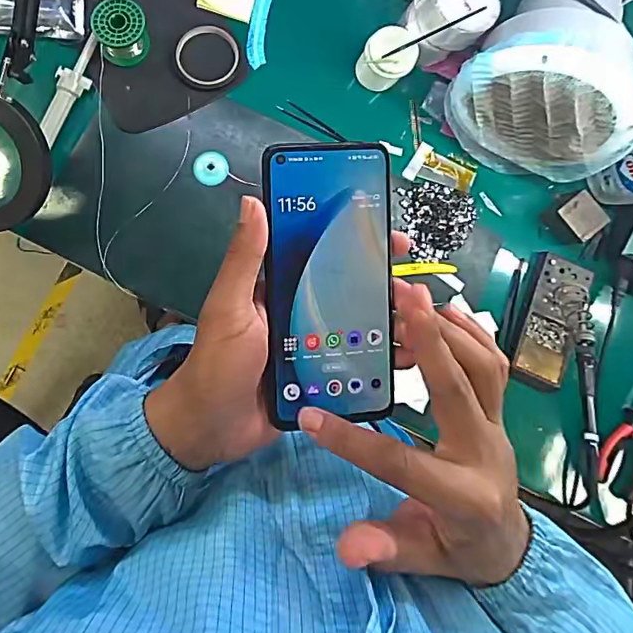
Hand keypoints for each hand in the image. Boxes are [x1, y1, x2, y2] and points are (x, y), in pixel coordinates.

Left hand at [146, 196, 412, 471]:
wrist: (213, 428)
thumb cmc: (215, 362)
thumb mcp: (229, 305)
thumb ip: (244, 259)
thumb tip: (253, 204)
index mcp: (273, 285)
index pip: (314, 250)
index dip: (346, 237)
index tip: (381, 230)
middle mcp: (295, 308)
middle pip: (345, 286)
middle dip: (380, 282)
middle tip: (413, 285)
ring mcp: (310, 342)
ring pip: (357, 323)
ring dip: (388, 320)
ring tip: (419, 323)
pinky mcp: (321, 375)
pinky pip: (357, 361)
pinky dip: (381, 358)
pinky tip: (409, 358)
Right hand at [298, 280, 530, 586]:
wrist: (506, 545)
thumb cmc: (458, 549)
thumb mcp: (421, 558)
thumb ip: (386, 548)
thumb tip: (346, 549)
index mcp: (462, 494)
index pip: (400, 463)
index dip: (352, 442)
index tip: (311, 419)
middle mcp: (485, 451)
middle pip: (460, 390)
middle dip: (429, 341)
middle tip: (401, 298)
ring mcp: (497, 426)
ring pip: (485, 368)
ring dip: (448, 328)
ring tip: (412, 298)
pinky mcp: (498, 411)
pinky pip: (494, 364)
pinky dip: (471, 332)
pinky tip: (443, 311)